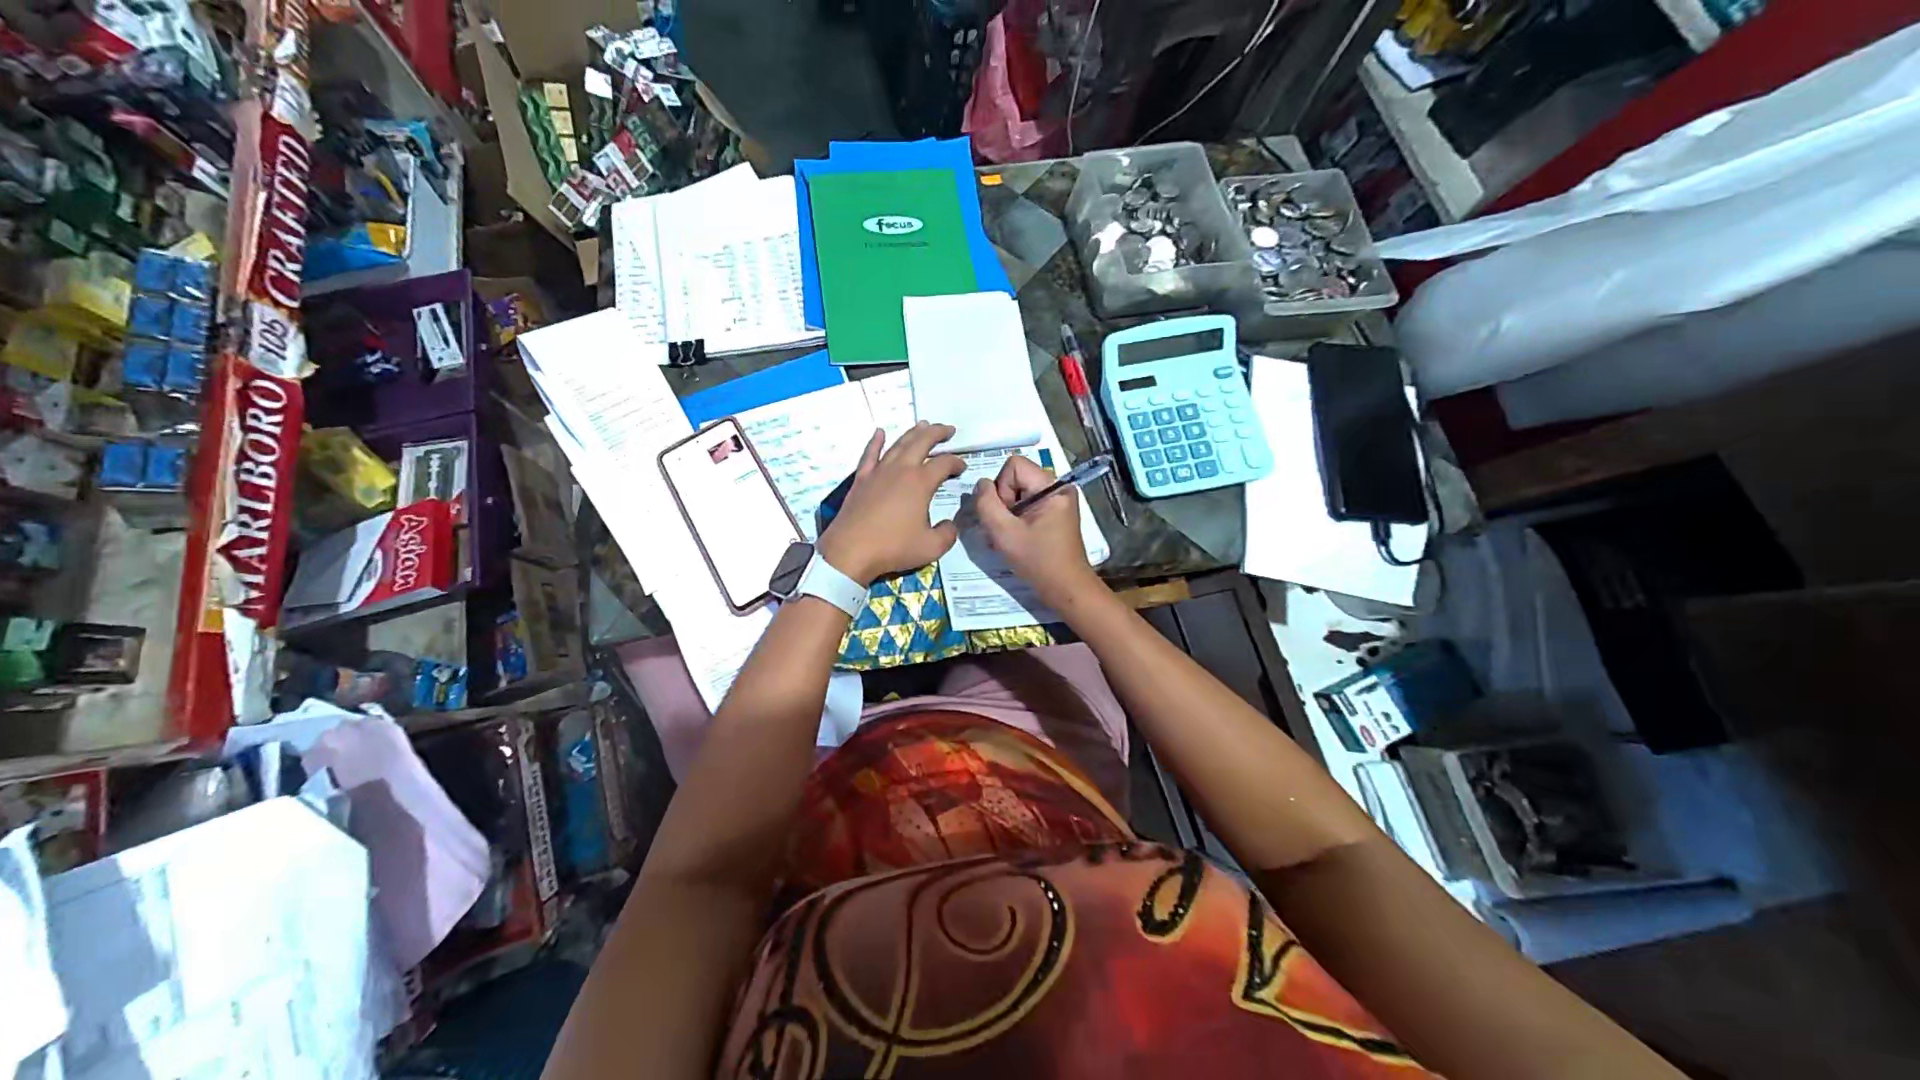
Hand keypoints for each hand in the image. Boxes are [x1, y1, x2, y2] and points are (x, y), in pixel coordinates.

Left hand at [816, 422, 965, 583]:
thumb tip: (950, 525)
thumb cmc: (893, 547)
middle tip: (948, 429)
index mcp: (920, 483)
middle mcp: (900, 470)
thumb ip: (947, 533)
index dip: (956, 463)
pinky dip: (876, 442)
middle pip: (921, 442)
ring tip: (923, 425)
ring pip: (898, 444)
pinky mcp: (861, 479)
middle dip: (937, 433)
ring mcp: (878, 472)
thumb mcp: (931, 547)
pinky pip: (870, 454)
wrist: (851, 550)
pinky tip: (879, 432)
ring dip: (913, 433)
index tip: (962, 467)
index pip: (944, 464)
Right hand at [972, 453, 1102, 608]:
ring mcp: (1058, 500)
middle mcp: (1058, 487)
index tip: (1007, 515)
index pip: (1014, 465)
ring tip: (1011, 536)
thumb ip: (986, 504)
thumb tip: (981, 484)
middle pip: (1016, 477)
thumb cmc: (1038, 561)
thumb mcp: (1003, 533)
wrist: (1066, 588)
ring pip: (1019, 491)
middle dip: (1004, 501)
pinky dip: (1017, 518)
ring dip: (1008, 513)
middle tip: (1007, 529)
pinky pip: (1027, 503)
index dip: (1002, 488)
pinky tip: (1017, 538)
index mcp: (1053, 487)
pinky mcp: (1055, 513)